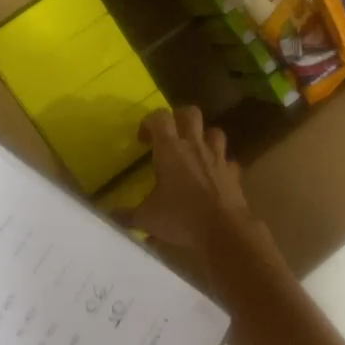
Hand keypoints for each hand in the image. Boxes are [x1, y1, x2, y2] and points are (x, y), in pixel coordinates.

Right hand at [126, 108, 251, 251]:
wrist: (224, 231)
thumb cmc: (181, 218)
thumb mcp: (147, 218)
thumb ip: (127, 215)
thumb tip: (111, 215)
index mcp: (170, 150)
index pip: (160, 117)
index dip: (149, 121)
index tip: (142, 140)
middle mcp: (195, 146)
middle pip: (191, 113)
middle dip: (179, 118)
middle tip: (170, 137)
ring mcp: (218, 158)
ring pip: (214, 131)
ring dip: (204, 137)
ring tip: (194, 152)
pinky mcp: (234, 173)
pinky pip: (228, 160)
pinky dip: (220, 164)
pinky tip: (213, 176)